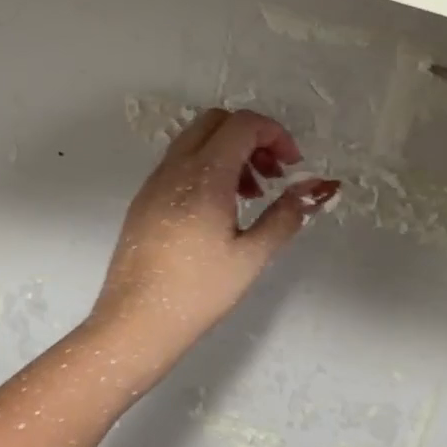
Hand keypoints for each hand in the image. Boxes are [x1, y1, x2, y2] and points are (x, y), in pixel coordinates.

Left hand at [93, 109, 338, 359]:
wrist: (134, 325)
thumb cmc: (197, 292)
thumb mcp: (252, 256)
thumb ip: (285, 216)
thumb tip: (312, 190)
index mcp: (204, 176)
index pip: (243, 125)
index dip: (275, 134)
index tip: (293, 166)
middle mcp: (176, 169)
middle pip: (217, 121)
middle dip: (252, 137)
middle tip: (273, 174)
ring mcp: (155, 182)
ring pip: (197, 140)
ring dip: (230, 152)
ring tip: (252, 194)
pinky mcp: (145, 199)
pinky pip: (181, 163)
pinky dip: (209, 167)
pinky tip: (222, 209)